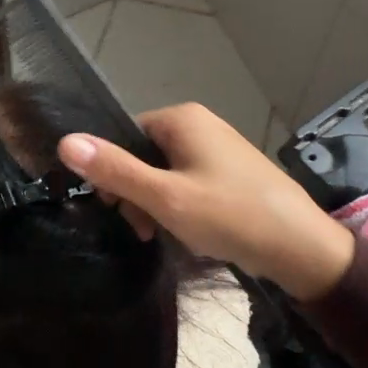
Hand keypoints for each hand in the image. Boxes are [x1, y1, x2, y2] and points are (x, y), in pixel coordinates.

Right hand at [57, 103, 355, 301]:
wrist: (301, 248)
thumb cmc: (229, 215)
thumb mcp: (165, 197)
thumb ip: (115, 170)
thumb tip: (65, 141)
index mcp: (182, 119)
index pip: (125, 135)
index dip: (113, 171)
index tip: (117, 207)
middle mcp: (201, 125)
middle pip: (144, 154)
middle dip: (136, 192)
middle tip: (144, 229)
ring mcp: (219, 149)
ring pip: (166, 172)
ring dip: (157, 204)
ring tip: (165, 236)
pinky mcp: (232, 173)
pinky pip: (189, 182)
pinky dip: (181, 206)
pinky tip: (189, 234)